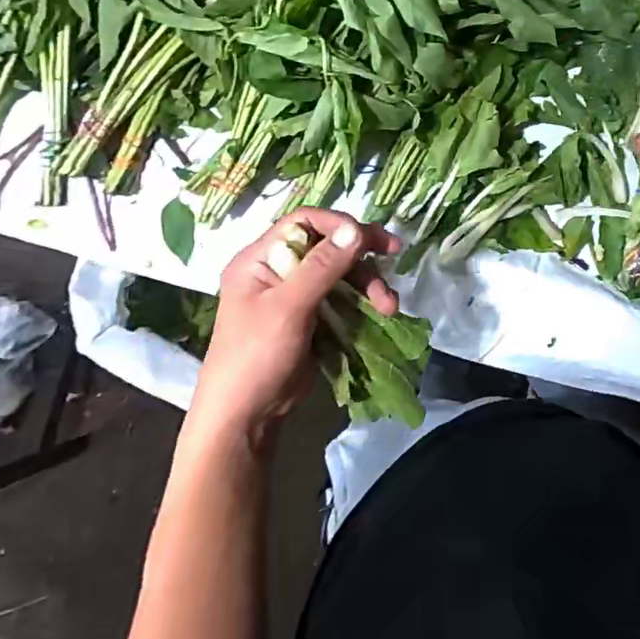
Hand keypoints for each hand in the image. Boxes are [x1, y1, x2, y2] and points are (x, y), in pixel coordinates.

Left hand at [191, 208, 401, 449]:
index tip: (369, 238)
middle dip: (361, 257)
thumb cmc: (256, 355)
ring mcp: (295, 295)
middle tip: (394, 257)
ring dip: (368, 284)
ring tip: (389, 307)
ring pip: (340, 273)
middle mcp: (277, 270)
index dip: (338, 224)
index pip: (304, 222)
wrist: (245, 416)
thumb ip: (322, 266)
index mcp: (260, 258)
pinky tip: (381, 312)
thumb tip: (355, 228)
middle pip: (328, 246)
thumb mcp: (288, 307)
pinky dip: (363, 302)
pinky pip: (342, 298)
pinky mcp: (311, 318)